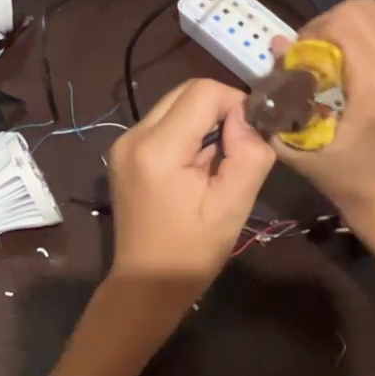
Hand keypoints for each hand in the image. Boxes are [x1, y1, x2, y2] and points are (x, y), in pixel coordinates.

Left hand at [106, 79, 275, 300]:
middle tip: (238, 149)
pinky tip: (196, 170)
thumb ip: (248, 154)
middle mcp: (132, 136)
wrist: (147, 284)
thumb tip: (249, 118)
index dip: (236, 105)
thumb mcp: (232, 205)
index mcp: (157, 148)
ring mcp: (123, 145)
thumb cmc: (192, 251)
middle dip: (219, 111)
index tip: (250, 138)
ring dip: (203, 124)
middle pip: (186, 93)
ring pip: (174, 107)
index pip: (203, 91)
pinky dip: (186, 136)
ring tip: (217, 164)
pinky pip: (163, 126)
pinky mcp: (124, 155)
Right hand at [273, 0, 374, 227]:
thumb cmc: (345, 177)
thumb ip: (285, 94)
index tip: (298, 56)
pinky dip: (367, 32)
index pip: (345, 25)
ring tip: (330, 51)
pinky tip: (352, 58)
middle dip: (328, 24)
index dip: (313, 31)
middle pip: (363, 10)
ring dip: (348, 24)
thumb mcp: (301, 145)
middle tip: (310, 52)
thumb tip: (278, 45)